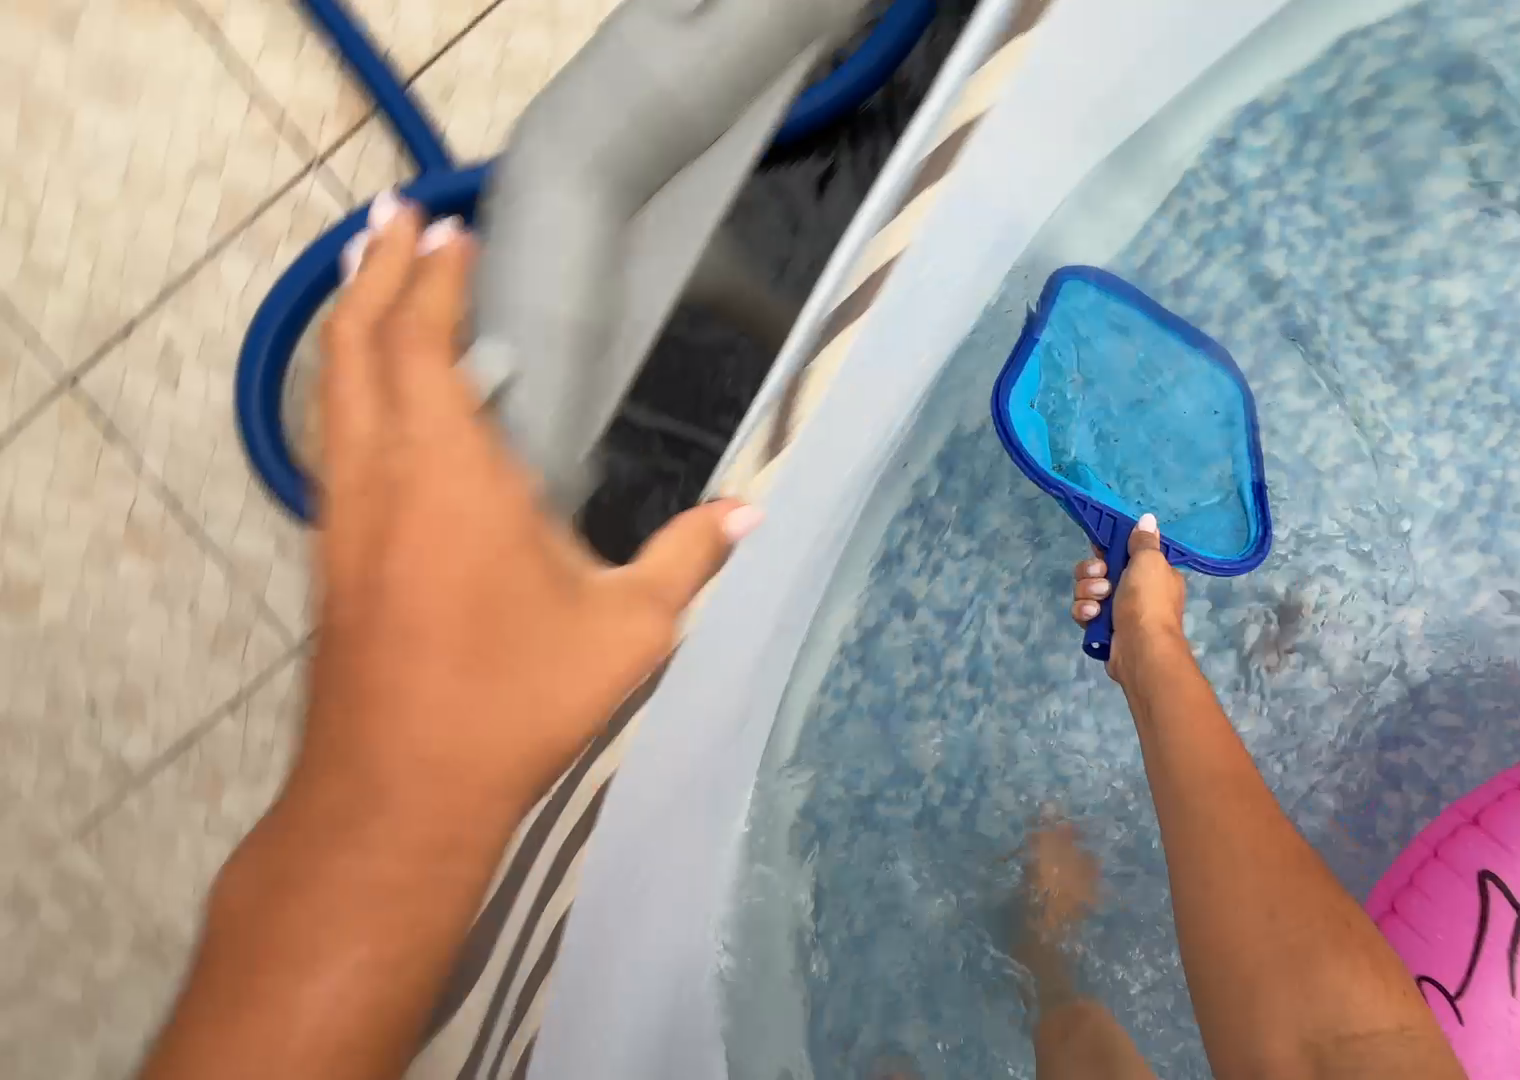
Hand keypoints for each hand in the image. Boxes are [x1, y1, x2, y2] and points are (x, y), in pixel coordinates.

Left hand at [300, 192, 760, 830]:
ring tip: (373, 277)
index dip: (428, 281)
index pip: (422, 348)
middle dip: (376, 275)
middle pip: (358, 349)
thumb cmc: (521, 695)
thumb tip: (753, 512)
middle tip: (396, 220)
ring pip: (334, 391)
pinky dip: (351, 386)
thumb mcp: (633, 625)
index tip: (446, 229)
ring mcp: (348, 516)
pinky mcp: (338, 552)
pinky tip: (378, 396)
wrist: (403, 786)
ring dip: (352, 325)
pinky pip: (335, 438)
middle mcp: (386, 479)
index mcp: (456, 478)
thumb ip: (691, 556)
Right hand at [1070, 514, 1186, 684]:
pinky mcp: (1103, 628)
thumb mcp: (1150, 562)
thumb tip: (1147, 519)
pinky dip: (1085, 612)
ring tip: (1099, 602)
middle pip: (1099, 570)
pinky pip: (1084, 612)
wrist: (1142, 650)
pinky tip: (1093, 616)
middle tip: (1102, 578)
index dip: (1107, 549)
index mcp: (1153, 573)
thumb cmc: (1148, 602)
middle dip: (1092, 572)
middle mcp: (1136, 590)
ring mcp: (1119, 610)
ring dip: (1088, 592)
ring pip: (1088, 590)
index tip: (1098, 549)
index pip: (1124, 552)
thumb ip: (1143, 541)